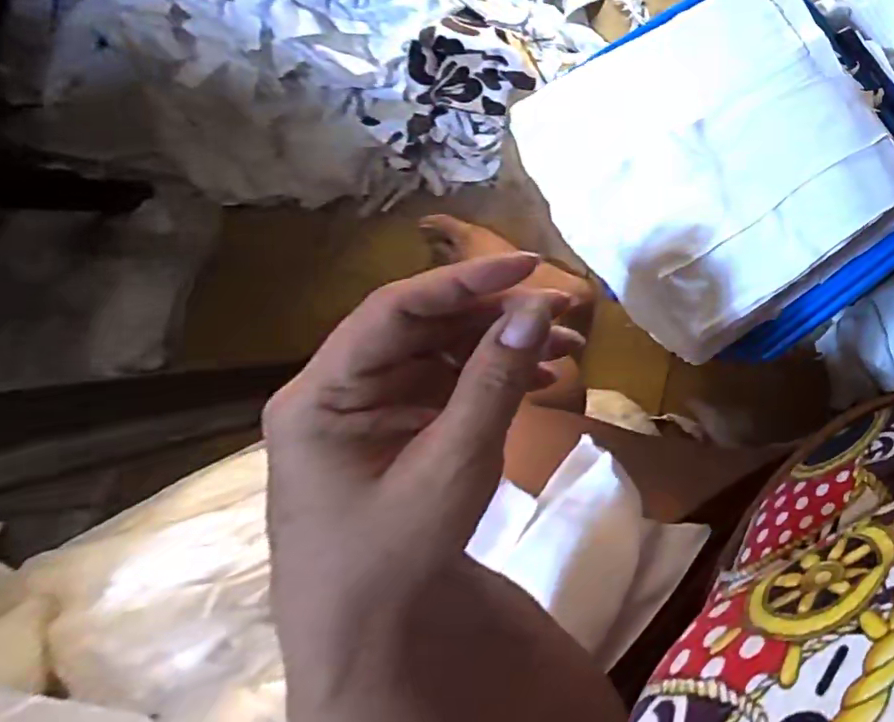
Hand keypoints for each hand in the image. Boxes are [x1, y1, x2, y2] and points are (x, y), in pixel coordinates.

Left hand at [264, 255, 618, 721]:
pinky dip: (500, 372)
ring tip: (570, 345)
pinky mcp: (401, 420)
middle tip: (563, 309)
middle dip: (498, 312)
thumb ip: (495, 379)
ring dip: (506, 341)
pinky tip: (544, 378)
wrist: (374, 629)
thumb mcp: (453, 462)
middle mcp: (342, 386)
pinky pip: (453, 377)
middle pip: (425, 323)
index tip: (529, 264)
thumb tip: (538, 309)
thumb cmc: (396, 550)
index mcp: (323, 393)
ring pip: (445, 346)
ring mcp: (373, 403)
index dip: (463, 279)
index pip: (394, 310)